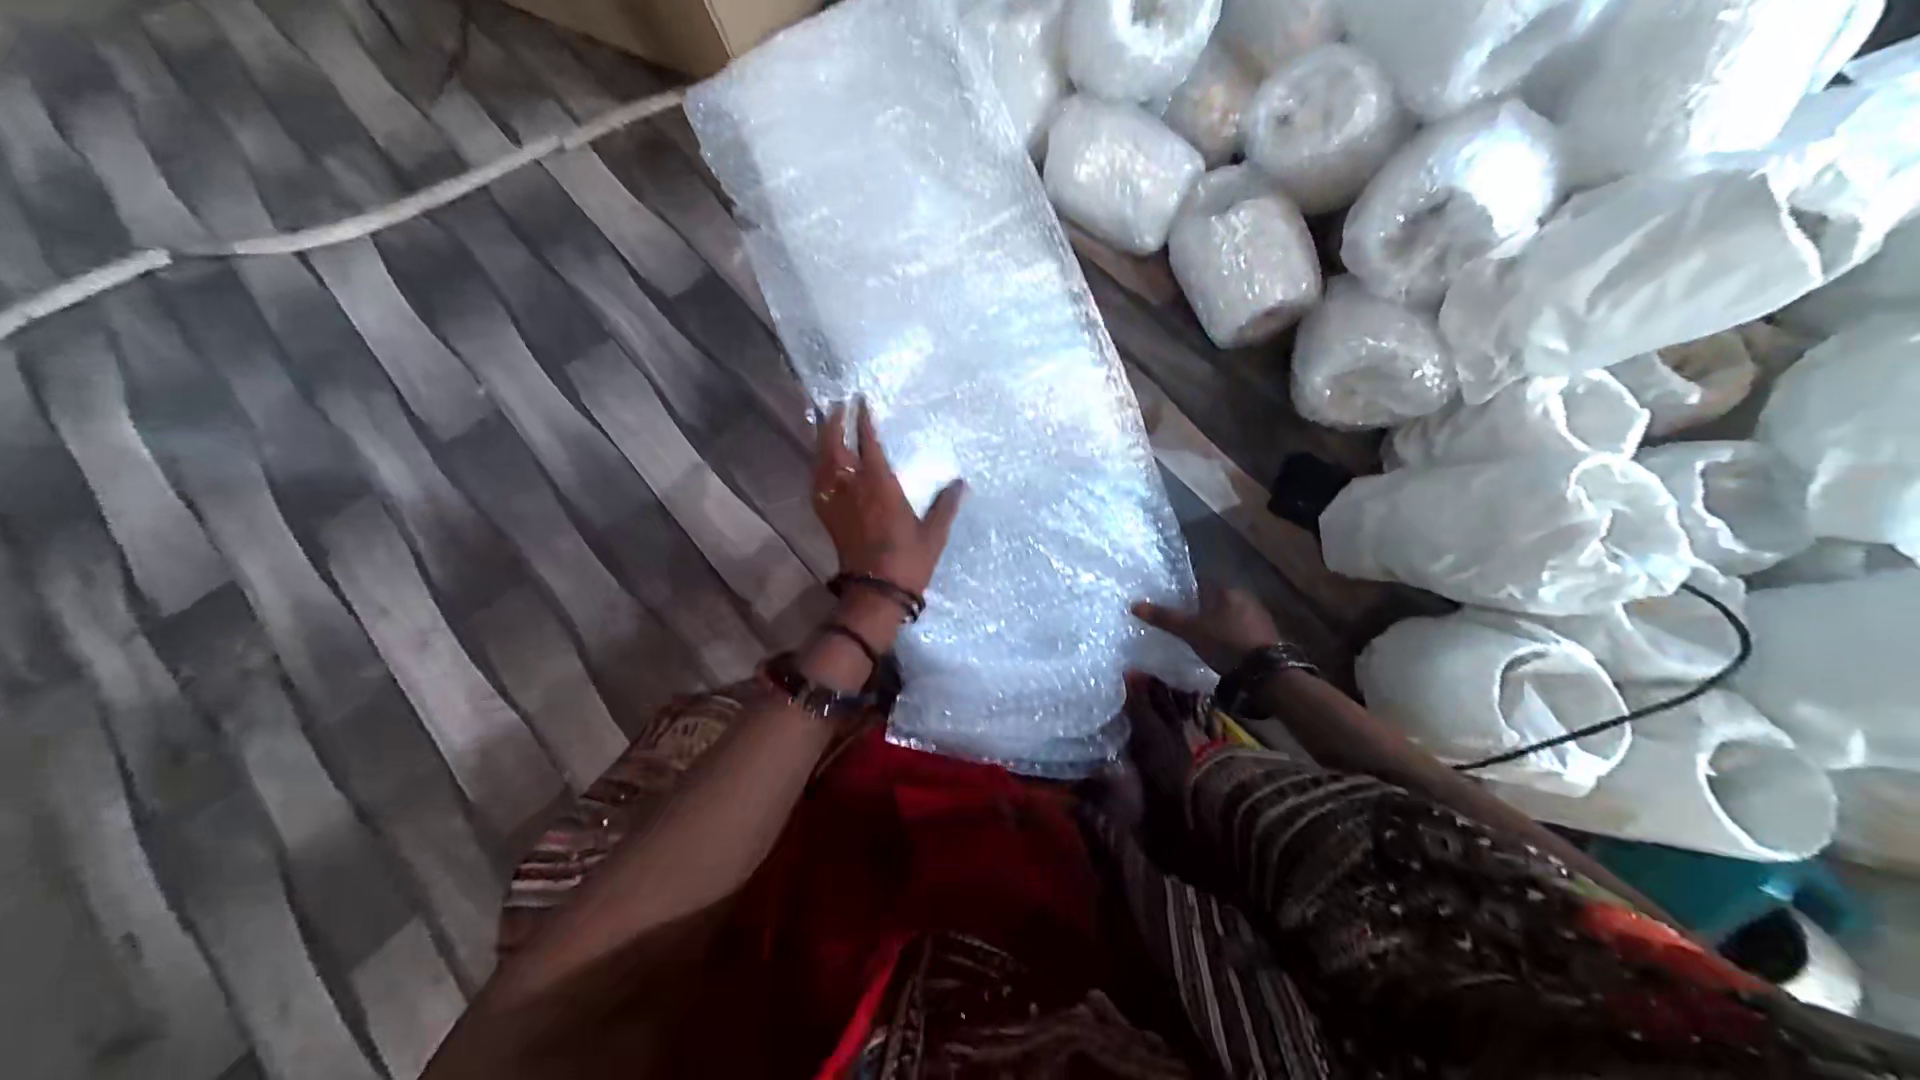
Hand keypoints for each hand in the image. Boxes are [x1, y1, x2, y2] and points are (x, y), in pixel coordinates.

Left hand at [813, 399, 965, 594]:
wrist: (877, 591)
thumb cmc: (908, 560)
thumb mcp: (934, 532)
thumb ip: (945, 504)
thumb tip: (959, 483)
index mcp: (880, 484)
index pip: (868, 442)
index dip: (863, 419)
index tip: (861, 401)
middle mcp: (853, 487)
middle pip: (834, 446)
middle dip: (834, 422)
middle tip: (838, 405)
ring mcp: (836, 502)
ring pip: (821, 462)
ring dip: (822, 440)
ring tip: (827, 426)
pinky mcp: (828, 517)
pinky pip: (817, 484)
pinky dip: (817, 467)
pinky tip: (821, 465)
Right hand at [1131, 584, 1281, 674]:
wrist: (1265, 672)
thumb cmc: (1224, 644)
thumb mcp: (1189, 632)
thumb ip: (1164, 617)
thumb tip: (1134, 605)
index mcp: (1224, 590)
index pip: (1201, 583)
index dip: (1188, 594)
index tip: (1178, 607)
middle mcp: (1244, 596)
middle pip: (1217, 598)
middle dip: (1204, 609)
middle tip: (1189, 626)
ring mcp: (1259, 613)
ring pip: (1231, 613)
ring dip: (1220, 622)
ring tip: (1206, 639)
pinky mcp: (1268, 632)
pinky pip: (1243, 627)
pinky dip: (1233, 633)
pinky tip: (1226, 648)